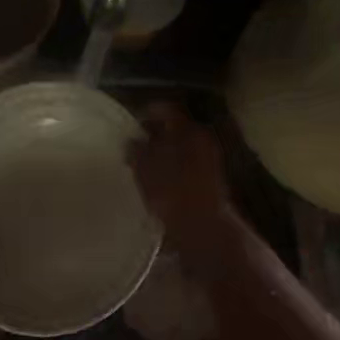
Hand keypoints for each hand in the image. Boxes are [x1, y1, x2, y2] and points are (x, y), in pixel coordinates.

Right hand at [129, 102, 235, 237]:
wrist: (204, 229)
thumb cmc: (172, 194)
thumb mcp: (146, 170)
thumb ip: (136, 151)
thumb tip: (131, 141)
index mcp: (189, 130)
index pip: (165, 110)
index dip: (145, 114)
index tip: (129, 124)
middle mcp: (203, 140)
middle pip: (174, 128)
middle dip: (153, 135)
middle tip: (131, 146)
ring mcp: (210, 160)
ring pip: (180, 147)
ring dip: (161, 153)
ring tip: (140, 166)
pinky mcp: (210, 180)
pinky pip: (186, 164)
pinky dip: (171, 167)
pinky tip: (155, 181)